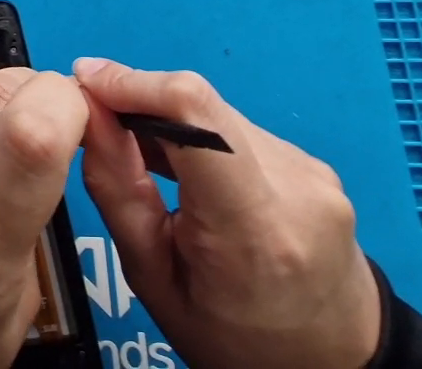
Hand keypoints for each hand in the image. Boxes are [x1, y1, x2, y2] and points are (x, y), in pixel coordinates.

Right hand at [74, 59, 380, 368]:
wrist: (336, 366)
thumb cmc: (233, 338)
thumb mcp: (152, 278)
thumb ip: (115, 188)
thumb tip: (88, 110)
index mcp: (253, 226)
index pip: (196, 112)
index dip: (134, 83)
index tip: (86, 81)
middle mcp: (294, 184)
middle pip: (199, 106)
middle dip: (139, 102)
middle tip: (99, 127)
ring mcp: (311, 170)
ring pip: (214, 112)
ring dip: (167, 121)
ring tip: (142, 159)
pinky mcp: (313, 164)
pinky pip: (236, 128)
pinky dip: (198, 135)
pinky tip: (184, 168)